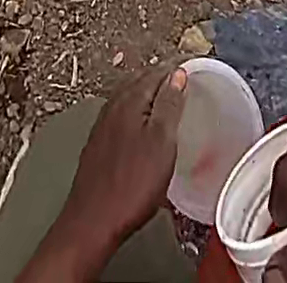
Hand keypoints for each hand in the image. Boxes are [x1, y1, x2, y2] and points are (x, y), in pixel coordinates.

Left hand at [60, 66, 187, 246]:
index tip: (193, 67)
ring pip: (130, 93)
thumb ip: (169, 104)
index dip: (177, 67)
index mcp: (130, 99)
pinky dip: (137, 105)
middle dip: (162, 75)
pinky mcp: (99, 140)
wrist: (93, 220)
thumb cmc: (133, 183)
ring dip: (148, 89)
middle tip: (183, 78)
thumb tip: (177, 74)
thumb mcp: (161, 142)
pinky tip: (142, 119)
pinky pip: (122, 109)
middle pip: (141, 79)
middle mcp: (113, 104)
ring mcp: (103, 122)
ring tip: (167, 95)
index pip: (157, 72)